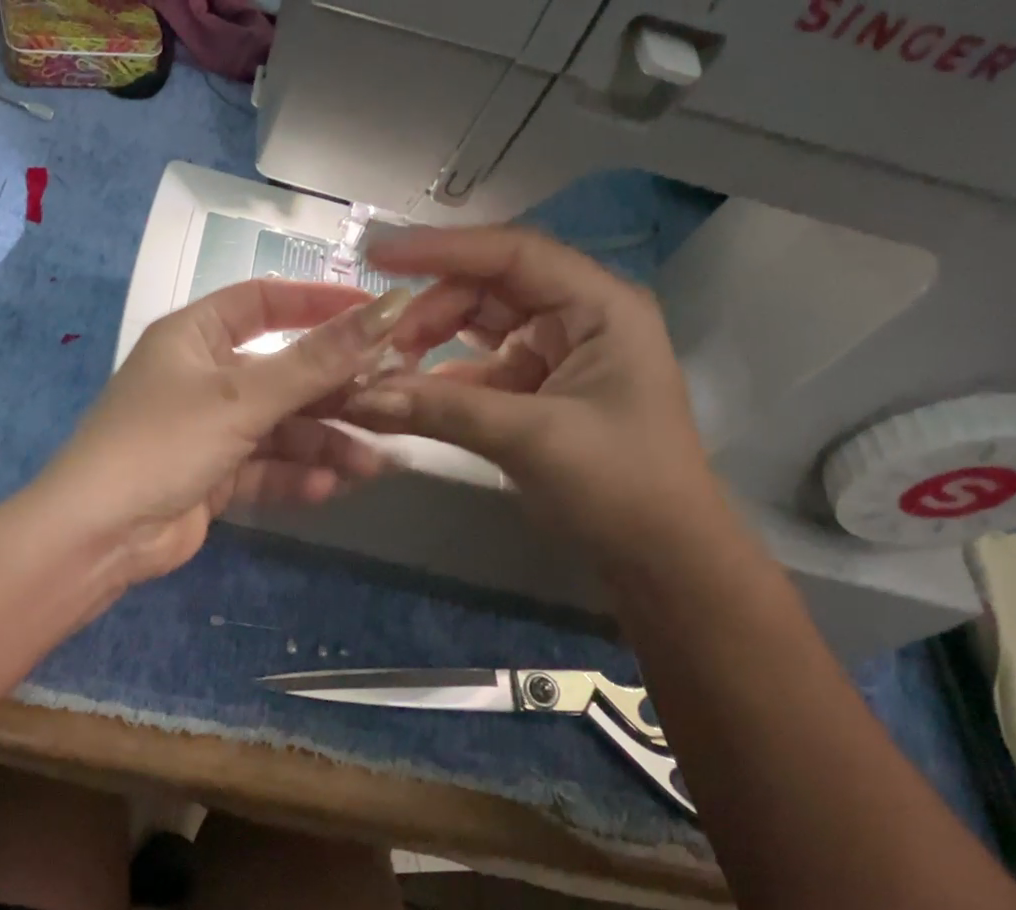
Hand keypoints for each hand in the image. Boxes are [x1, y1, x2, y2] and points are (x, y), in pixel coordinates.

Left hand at [39, 280, 414, 581]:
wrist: (100, 534)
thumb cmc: (163, 442)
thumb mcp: (241, 397)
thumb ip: (316, 361)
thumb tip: (390, 308)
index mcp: (194, 336)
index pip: (264, 301)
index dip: (319, 304)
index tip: (379, 313)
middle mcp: (201, 378)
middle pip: (282, 372)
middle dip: (335, 392)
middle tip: (392, 402)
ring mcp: (206, 432)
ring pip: (278, 429)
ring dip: (323, 444)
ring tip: (372, 464)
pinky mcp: (211, 479)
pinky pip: (263, 469)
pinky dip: (294, 477)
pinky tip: (329, 488)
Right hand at [341, 226, 725, 566]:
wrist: (658, 553)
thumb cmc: (619, 482)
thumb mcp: (532, 438)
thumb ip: (443, 410)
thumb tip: (357, 396)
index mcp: (598, 307)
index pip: (512, 254)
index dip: (443, 249)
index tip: (377, 255)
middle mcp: (574, 320)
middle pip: (485, 292)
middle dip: (429, 314)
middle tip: (378, 350)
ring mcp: (551, 359)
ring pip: (473, 334)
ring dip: (426, 348)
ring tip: (377, 374)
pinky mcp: (530, 398)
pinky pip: (471, 379)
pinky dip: (433, 388)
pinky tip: (395, 401)